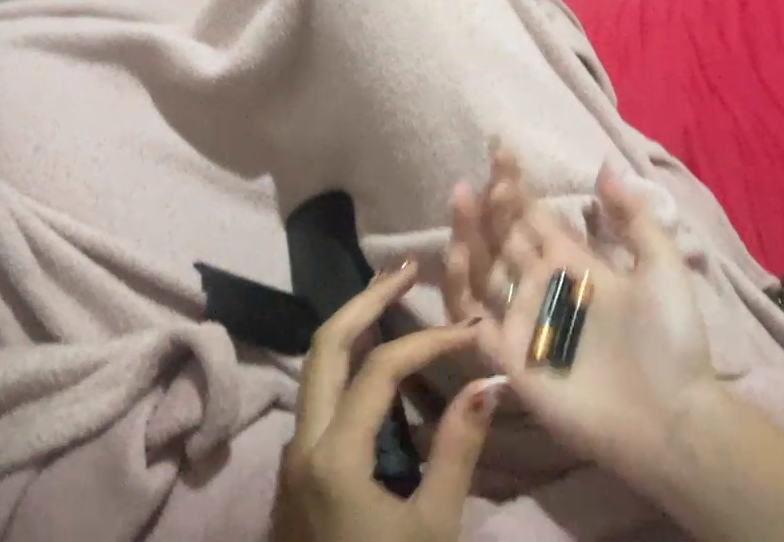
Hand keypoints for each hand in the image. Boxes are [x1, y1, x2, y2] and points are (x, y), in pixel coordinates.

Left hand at [273, 260, 503, 541]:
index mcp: (333, 456)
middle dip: (367, 299)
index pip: (380, 368)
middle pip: (324, 345)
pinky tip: (383, 364)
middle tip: (408, 268)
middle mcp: (301, 443)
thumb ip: (458, 449)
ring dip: (354, 326)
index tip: (472, 328)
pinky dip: (350, 364)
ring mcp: (293, 456)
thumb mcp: (433, 529)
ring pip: (315, 368)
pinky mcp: (298, 471)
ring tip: (397, 298)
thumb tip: (491, 380)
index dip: (430, 339)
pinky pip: (320, 397)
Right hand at [442, 150, 719, 485]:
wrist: (672, 417)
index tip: (502, 149)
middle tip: (487, 170)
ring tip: (462, 198)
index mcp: (576, 265)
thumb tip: (603, 167)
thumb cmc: (671, 341)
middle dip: (494, 201)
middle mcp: (543, 287)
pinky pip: (474, 318)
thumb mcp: (663, 267)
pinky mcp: (509, 357)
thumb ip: (633, 218)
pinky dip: (461, 287)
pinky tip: (460, 255)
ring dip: (470, 233)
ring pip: (483, 269)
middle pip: (506, 236)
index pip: (536, 216)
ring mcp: (524, 320)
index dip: (518, 185)